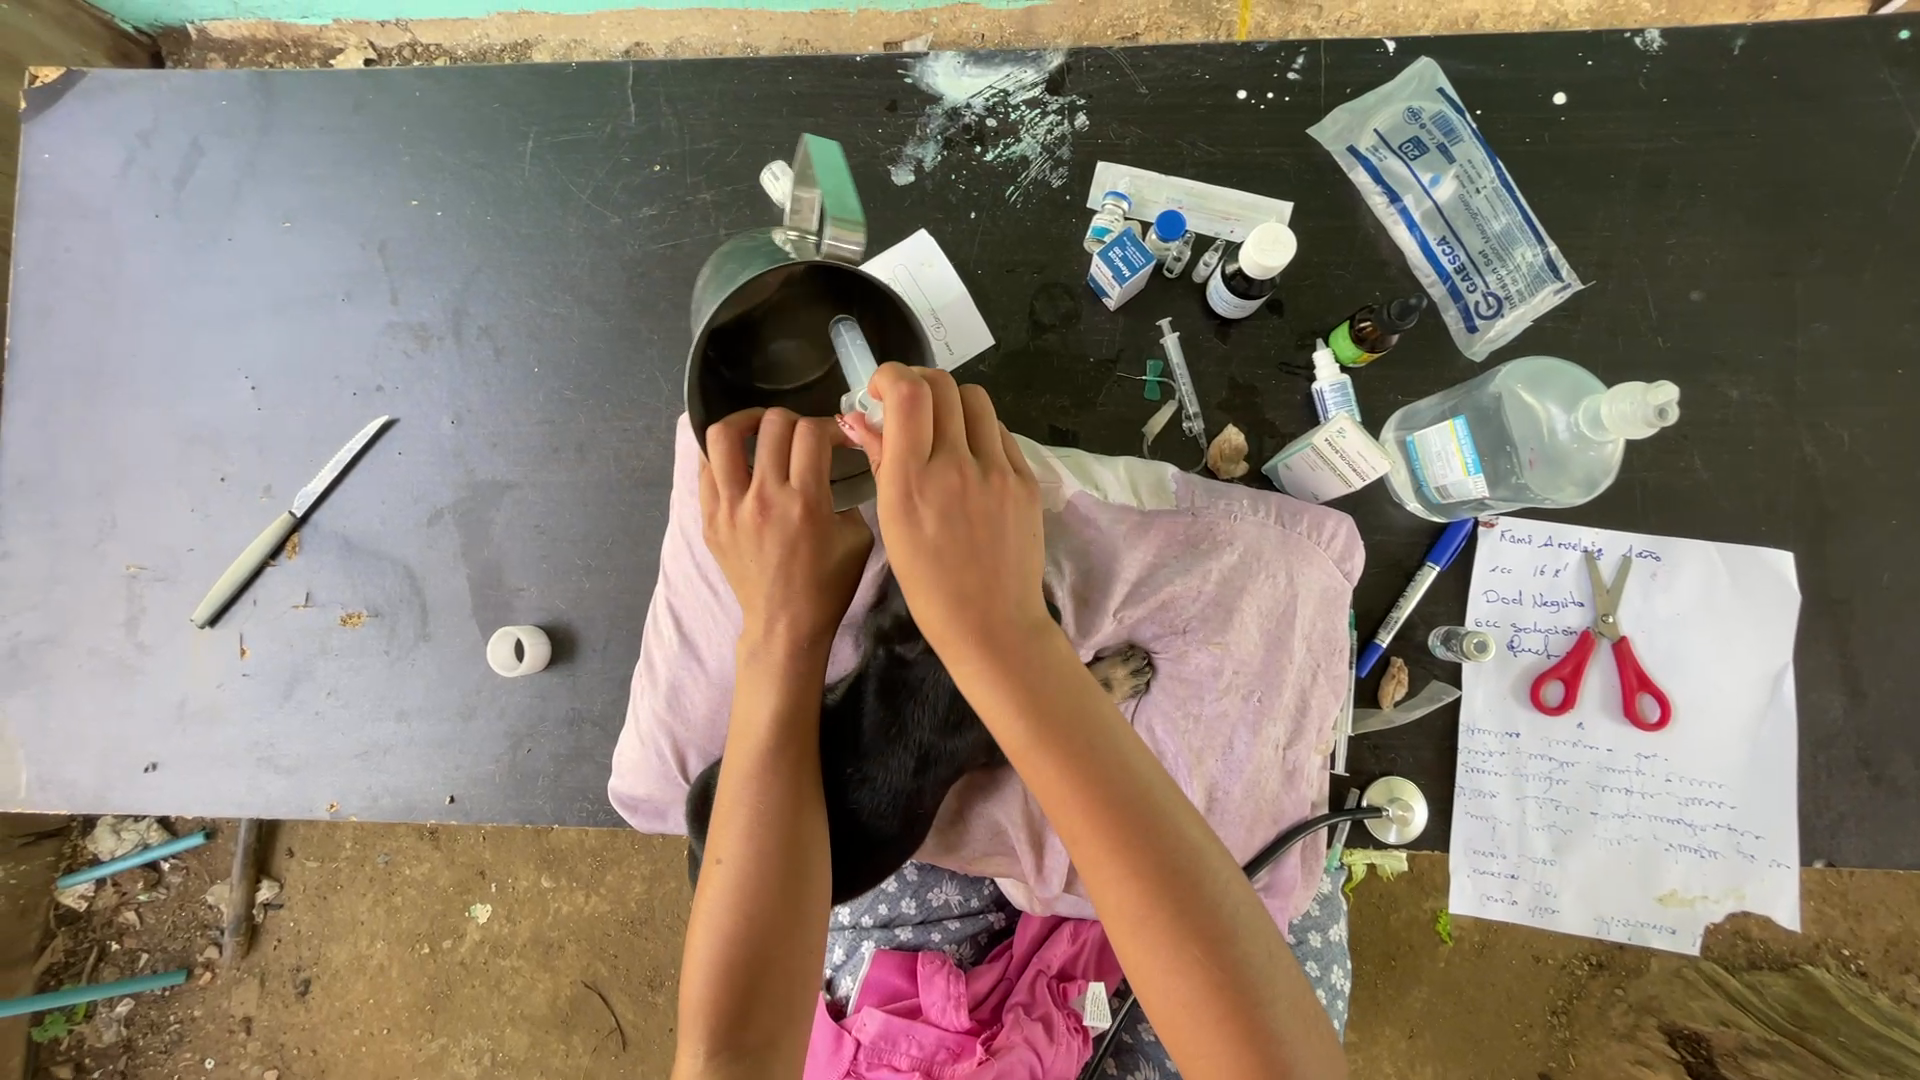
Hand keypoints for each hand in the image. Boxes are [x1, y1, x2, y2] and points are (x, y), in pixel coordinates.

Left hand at [700, 408, 872, 650]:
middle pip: (773, 425)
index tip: (837, 439)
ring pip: (723, 436)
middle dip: (794, 420)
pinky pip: (706, 468)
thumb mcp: (858, 539)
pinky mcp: (710, 519)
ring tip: (759, 429)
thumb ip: (848, 498)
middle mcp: (765, 497)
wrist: (785, 625)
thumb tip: (835, 469)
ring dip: (746, 422)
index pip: (812, 433)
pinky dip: (723, 454)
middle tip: (802, 436)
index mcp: (806, 502)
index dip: (830, 426)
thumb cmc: (828, 586)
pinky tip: (739, 459)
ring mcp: (730, 507)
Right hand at [845, 366, 1049, 658]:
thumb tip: (860, 416)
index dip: (891, 375)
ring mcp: (997, 470)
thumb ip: (879, 462)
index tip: (881, 391)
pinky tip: (971, 458)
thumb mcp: (892, 524)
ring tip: (942, 430)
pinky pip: (1000, 432)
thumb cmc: (928, 584)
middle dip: (918, 383)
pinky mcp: (1025, 480)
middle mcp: (956, 465)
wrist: (991, 622)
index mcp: (912, 481)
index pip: (908, 391)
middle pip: (942, 384)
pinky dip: (979, 431)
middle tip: (908, 405)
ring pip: (976, 399)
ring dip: (952, 402)